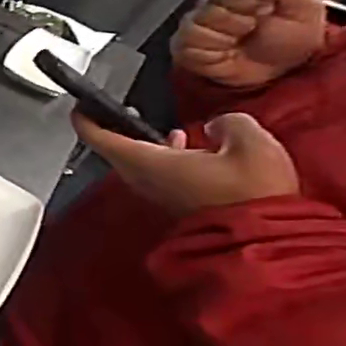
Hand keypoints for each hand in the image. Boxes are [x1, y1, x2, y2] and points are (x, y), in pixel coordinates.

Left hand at [72, 111, 297, 216]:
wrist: (265, 238)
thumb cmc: (253, 192)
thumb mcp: (251, 142)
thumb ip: (229, 123)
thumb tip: (217, 124)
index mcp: (148, 162)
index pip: (100, 139)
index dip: (86, 120)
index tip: (80, 107)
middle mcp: (143, 179)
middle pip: (114, 149)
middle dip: (111, 127)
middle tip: (112, 109)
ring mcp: (157, 193)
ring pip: (136, 161)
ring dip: (139, 141)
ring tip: (147, 122)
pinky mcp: (173, 201)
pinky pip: (155, 172)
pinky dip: (160, 154)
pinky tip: (183, 145)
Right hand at [173, 0, 326, 87]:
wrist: (282, 70)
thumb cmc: (292, 36)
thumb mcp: (304, 5)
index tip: (265, 9)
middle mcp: (208, 6)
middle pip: (207, 9)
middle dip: (237, 22)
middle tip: (253, 28)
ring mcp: (193, 28)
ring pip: (195, 29)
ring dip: (224, 39)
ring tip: (238, 43)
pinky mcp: (184, 49)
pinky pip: (187, 48)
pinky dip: (211, 54)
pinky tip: (224, 54)